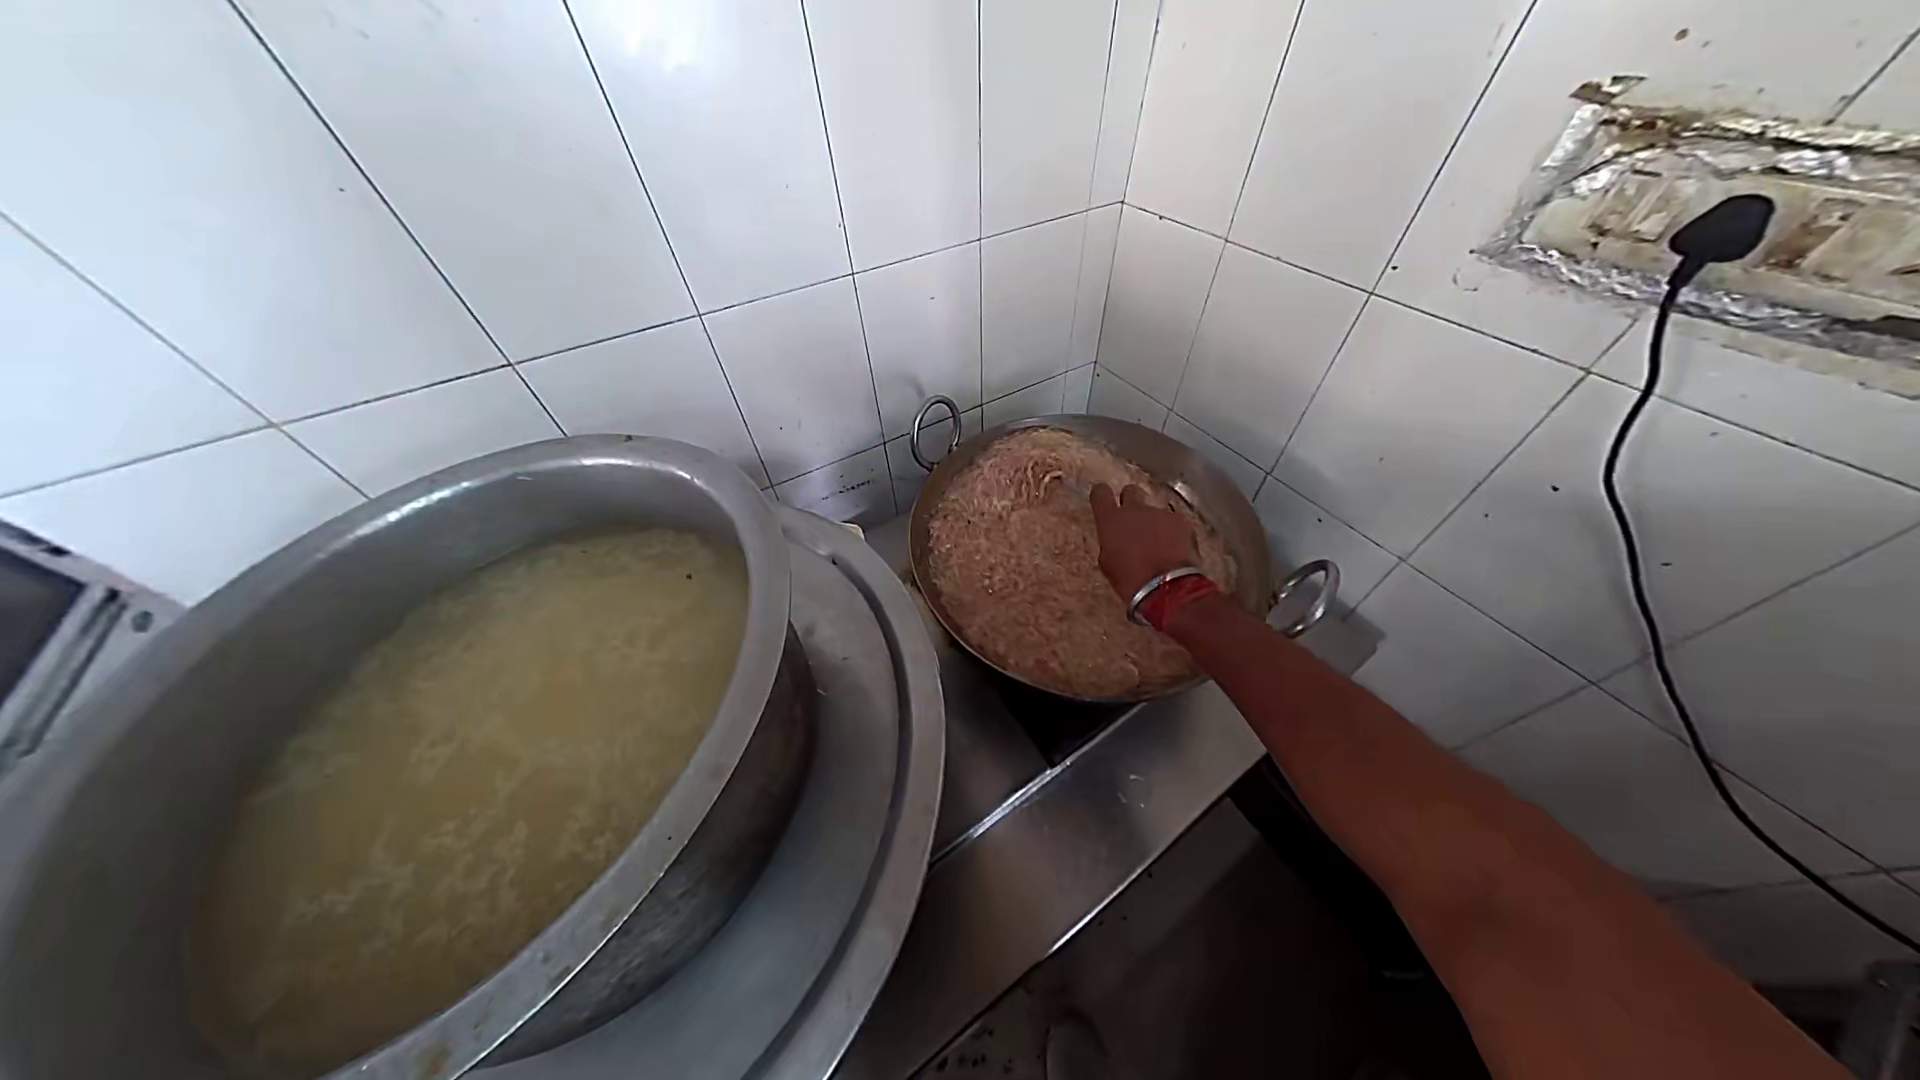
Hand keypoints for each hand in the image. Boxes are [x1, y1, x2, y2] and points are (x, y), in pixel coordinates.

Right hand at [1088, 483, 1198, 598]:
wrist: (1167, 587)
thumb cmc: (1130, 580)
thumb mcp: (1108, 564)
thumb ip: (1111, 543)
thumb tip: (1117, 540)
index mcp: (1111, 520)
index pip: (1100, 493)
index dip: (1101, 495)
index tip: (1103, 501)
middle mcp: (1135, 510)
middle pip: (1130, 491)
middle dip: (1131, 503)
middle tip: (1134, 523)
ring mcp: (1161, 513)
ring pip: (1154, 512)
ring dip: (1154, 525)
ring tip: (1160, 548)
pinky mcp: (1181, 522)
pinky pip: (1173, 523)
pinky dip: (1173, 534)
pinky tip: (1175, 552)